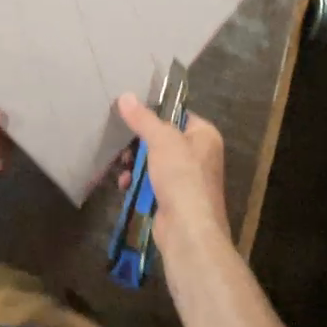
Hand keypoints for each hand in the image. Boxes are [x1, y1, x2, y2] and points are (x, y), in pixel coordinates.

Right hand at [116, 93, 229, 248]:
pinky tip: (124, 185)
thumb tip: (125, 96)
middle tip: (122, 144)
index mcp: (205, 136)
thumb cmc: (181, 176)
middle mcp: (199, 155)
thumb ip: (143, 118)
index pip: (178, 114)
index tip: (131, 113)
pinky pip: (152, 182)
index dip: (155, 112)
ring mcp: (187, 179)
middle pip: (163, 138)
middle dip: (139, 143)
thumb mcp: (161, 140)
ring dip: (134, 163)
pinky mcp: (174, 199)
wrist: (188, 230)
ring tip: (121, 166)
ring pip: (154, 161)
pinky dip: (137, 182)